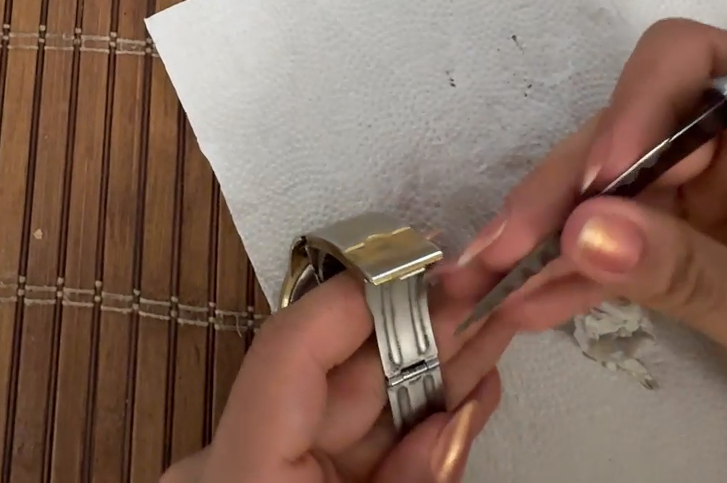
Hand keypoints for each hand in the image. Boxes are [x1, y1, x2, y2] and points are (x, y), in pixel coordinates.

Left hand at [162, 269, 507, 482]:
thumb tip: (457, 413)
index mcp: (238, 477)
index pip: (292, 350)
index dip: (361, 299)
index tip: (426, 264)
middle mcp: (239, 465)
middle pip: (334, 378)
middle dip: (416, 331)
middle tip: (481, 290)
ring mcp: (265, 480)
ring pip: (352, 412)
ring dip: (425, 373)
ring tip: (488, 327)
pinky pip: (354, 453)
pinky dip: (410, 428)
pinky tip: (463, 392)